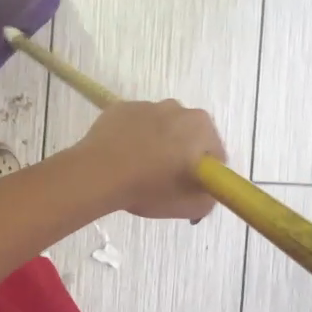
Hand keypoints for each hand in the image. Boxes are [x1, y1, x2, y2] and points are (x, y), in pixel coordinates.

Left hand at [71, 99, 221, 221]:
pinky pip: (134, 124)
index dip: (205, 174)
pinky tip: (123, 156)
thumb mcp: (194, 205)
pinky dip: (133, 137)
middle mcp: (175, 108)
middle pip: (187, 136)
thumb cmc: (150, 187)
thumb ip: (211, 195)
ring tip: (140, 168)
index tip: (188, 188)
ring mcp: (144, 105)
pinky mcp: (119, 108)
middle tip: (166, 180)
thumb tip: (205, 188)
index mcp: (200, 126)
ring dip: (156, 144)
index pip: (214, 153)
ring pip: (160, 128)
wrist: (98, 173)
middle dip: (181, 154)